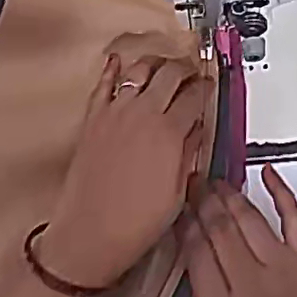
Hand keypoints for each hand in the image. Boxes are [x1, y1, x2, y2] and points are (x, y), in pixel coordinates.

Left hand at [35, 53, 212, 287]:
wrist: (88, 236)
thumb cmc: (133, 223)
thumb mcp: (176, 194)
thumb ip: (189, 154)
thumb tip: (197, 130)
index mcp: (169, 132)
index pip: (194, 95)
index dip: (205, 87)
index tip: (208, 85)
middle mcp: (144, 113)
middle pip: (171, 73)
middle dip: (185, 68)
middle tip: (191, 71)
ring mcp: (116, 111)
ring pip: (140, 69)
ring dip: (156, 63)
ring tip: (162, 65)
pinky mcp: (94, 117)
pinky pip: (104, 83)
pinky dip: (112, 68)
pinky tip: (118, 60)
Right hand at [182, 168, 296, 296]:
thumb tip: (194, 263)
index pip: (196, 252)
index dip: (185, 225)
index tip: (178, 209)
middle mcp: (254, 287)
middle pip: (220, 229)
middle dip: (203, 201)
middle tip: (194, 183)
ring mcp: (285, 272)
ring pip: (251, 218)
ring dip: (231, 195)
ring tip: (218, 181)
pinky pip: (295, 219)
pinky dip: (282, 192)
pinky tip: (269, 173)